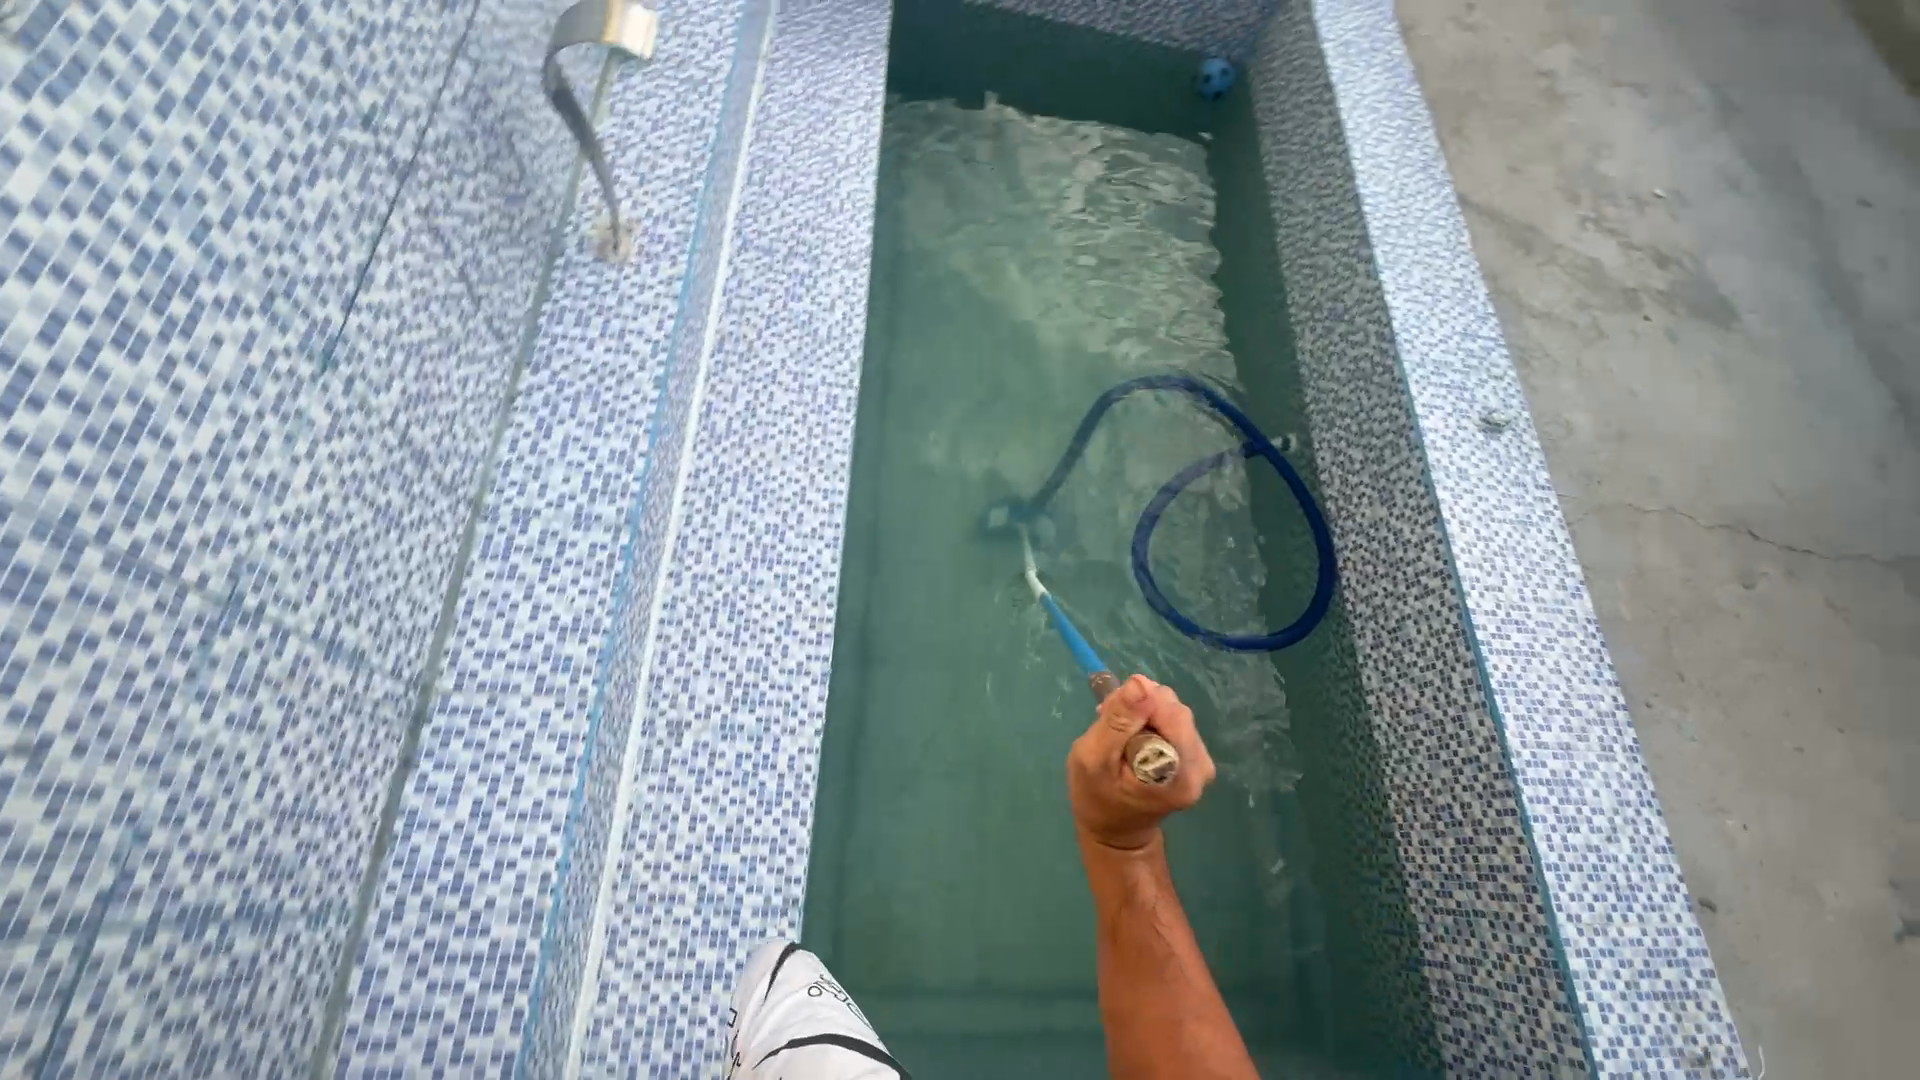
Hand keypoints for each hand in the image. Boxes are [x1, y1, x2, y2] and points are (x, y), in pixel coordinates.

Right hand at [1067, 675, 1216, 851]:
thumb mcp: (1093, 758)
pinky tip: (1132, 738)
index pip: (1168, 711)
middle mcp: (1201, 766)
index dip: (1137, 705)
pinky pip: (1174, 721)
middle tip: (1110, 728)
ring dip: (1143, 713)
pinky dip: (1150, 721)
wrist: (1114, 831)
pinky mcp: (1196, 757)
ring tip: (1119, 735)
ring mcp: (1201, 762)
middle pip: (1174, 708)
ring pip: (1173, 710)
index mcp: (1180, 772)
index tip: (1109, 715)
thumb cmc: (1097, 797)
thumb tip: (1140, 683)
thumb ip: (1118, 721)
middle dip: (1140, 708)